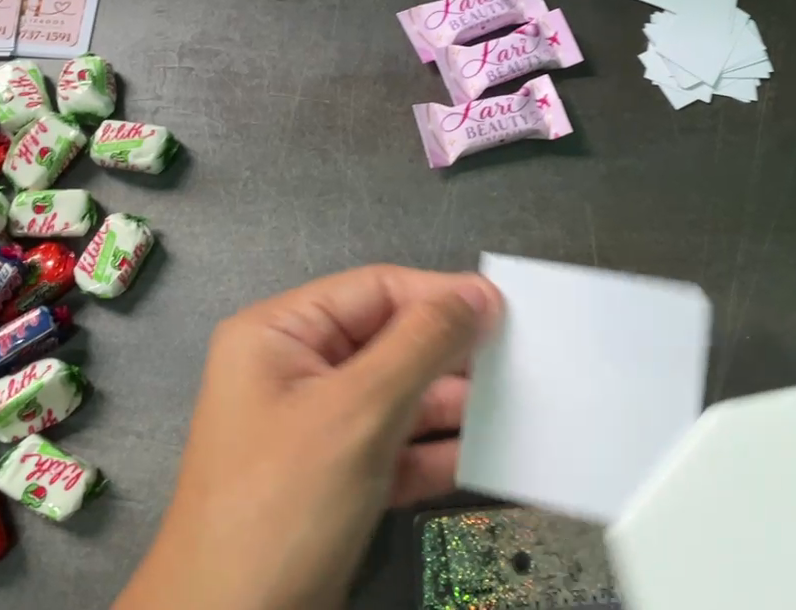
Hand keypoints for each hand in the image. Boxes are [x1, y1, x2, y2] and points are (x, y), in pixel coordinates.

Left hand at [114, 266, 502, 609]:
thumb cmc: (285, 504)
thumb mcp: (358, 411)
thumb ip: (422, 345)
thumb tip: (479, 294)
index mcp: (279, 334)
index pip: (372, 290)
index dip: (438, 295)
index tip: (504, 307)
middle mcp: (293, 371)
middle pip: (386, 342)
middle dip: (447, 354)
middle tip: (517, 360)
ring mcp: (313, 428)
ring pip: (395, 396)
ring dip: (448, 404)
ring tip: (512, 407)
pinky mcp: (333, 480)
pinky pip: (392, 447)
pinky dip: (432, 451)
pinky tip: (482, 455)